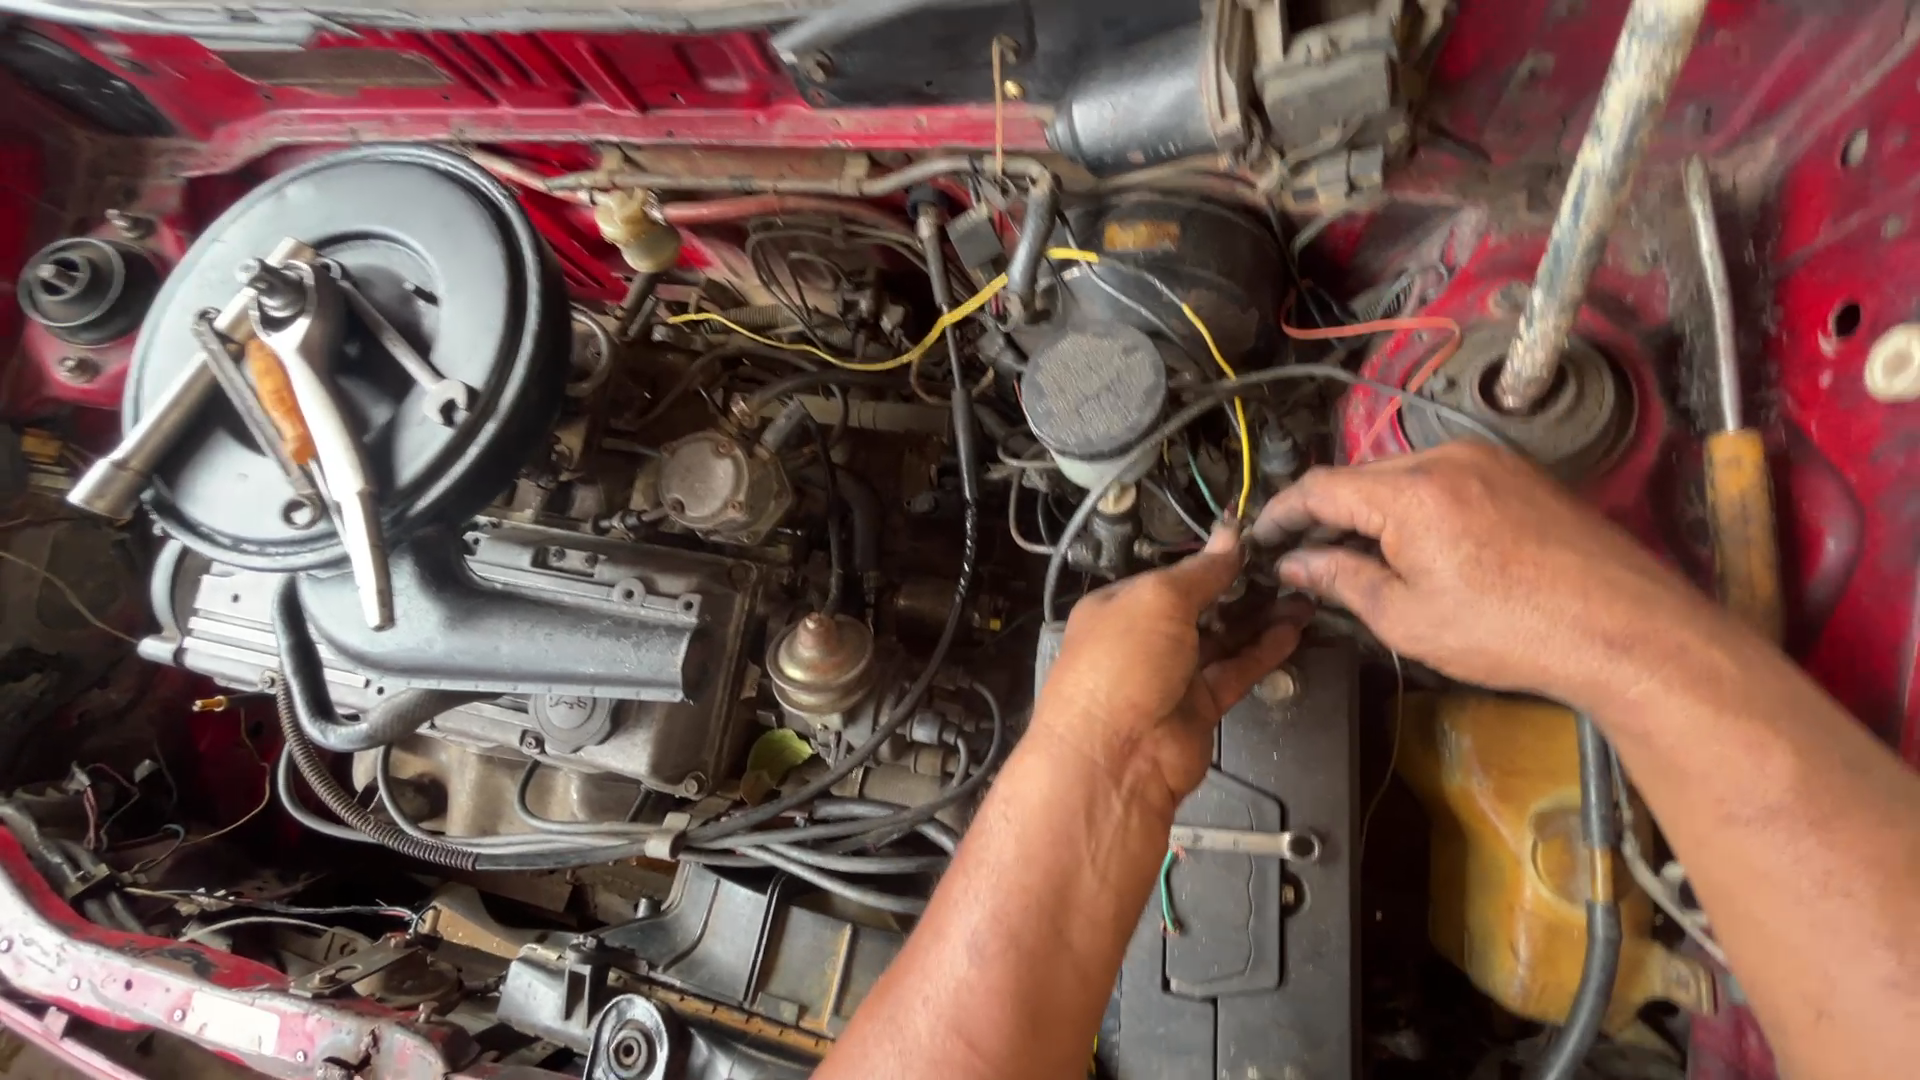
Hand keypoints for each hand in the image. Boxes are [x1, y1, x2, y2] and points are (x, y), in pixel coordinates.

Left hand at [1030, 527, 1306, 815]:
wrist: (1114, 757)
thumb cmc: (1119, 666)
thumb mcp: (1157, 601)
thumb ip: (1200, 572)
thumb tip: (1228, 537)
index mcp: (1118, 606)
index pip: (1169, 576)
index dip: (1209, 560)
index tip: (1252, 544)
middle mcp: (1142, 638)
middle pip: (1199, 607)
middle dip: (1240, 589)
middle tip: (1287, 569)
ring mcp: (1170, 674)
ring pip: (1222, 639)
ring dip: (1259, 618)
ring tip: (1302, 596)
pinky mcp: (1198, 706)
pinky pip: (1234, 672)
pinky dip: (1262, 653)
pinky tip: (1291, 631)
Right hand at [1248, 440, 1726, 706]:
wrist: (1630, 633)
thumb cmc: (1511, 631)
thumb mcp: (1403, 616)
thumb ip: (1338, 578)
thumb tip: (1296, 563)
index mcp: (1410, 493)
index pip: (1318, 487)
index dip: (1280, 513)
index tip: (1263, 538)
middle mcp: (1447, 459)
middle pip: (1357, 476)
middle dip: (1323, 514)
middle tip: (1304, 556)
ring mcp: (1488, 461)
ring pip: (1397, 476)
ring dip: (1366, 510)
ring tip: (1357, 557)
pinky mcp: (1518, 474)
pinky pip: (1440, 478)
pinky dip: (1409, 506)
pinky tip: (1412, 546)